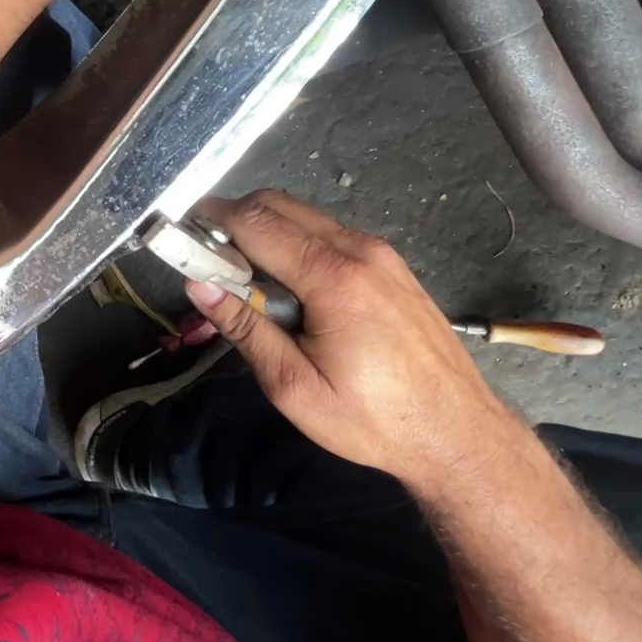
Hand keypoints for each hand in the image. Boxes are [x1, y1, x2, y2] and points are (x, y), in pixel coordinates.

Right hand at [182, 190, 526, 486]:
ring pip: (302, 214)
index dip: (210, 221)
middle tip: (205, 256)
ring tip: (241, 274)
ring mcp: (380, 254)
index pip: (255, 222)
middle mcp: (359, 251)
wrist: (460, 437)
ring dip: (261, 228)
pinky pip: (326, 231)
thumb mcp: (293, 385)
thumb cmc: (372, 420)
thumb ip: (244, 327)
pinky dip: (291, 239)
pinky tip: (284, 282)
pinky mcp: (390, 265)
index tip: (182, 235)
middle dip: (231, 218)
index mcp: (333, 279)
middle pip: (276, 204)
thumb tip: (196, 284)